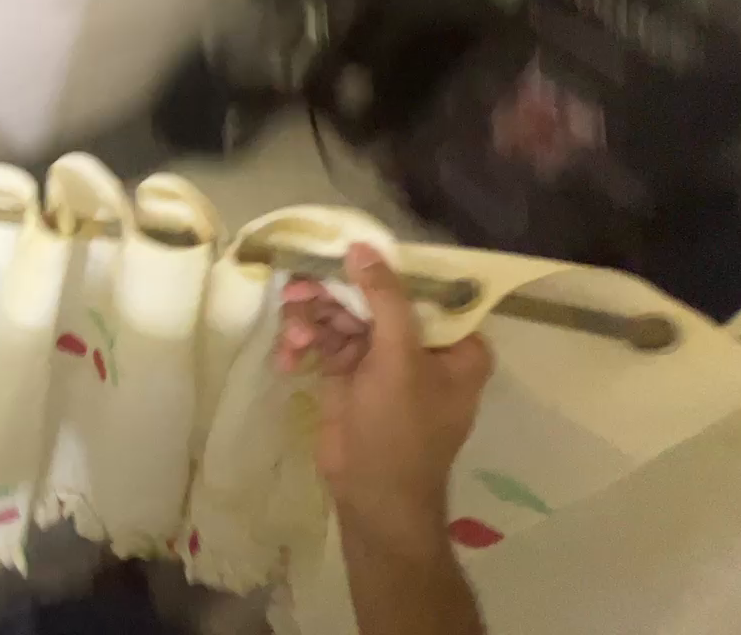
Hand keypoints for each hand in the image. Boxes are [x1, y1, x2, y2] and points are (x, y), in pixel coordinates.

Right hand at [277, 245, 492, 545]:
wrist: (370, 493)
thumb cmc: (400, 429)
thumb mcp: (397, 359)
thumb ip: (383, 299)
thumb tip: (362, 246)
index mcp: (452, 343)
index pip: (417, 288)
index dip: (377, 269)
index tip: (338, 255)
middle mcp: (416, 344)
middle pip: (366, 297)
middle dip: (328, 299)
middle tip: (295, 296)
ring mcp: (377, 358)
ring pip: (336, 315)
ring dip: (308, 322)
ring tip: (293, 338)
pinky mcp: (345, 370)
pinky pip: (319, 339)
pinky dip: (301, 346)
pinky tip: (289, 362)